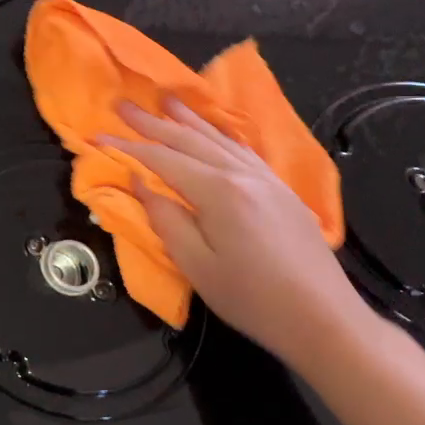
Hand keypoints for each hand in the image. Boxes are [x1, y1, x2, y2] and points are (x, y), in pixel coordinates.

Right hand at [102, 98, 371, 367]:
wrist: (327, 321)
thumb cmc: (252, 298)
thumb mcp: (196, 265)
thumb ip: (165, 219)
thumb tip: (141, 184)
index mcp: (219, 192)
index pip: (162, 159)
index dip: (127, 146)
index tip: (97, 135)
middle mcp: (244, 176)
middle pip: (190, 140)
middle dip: (152, 123)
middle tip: (123, 105)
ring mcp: (269, 182)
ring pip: (220, 140)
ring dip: (189, 120)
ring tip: (166, 102)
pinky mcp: (285, 193)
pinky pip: (245, 151)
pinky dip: (221, 136)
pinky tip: (214, 132)